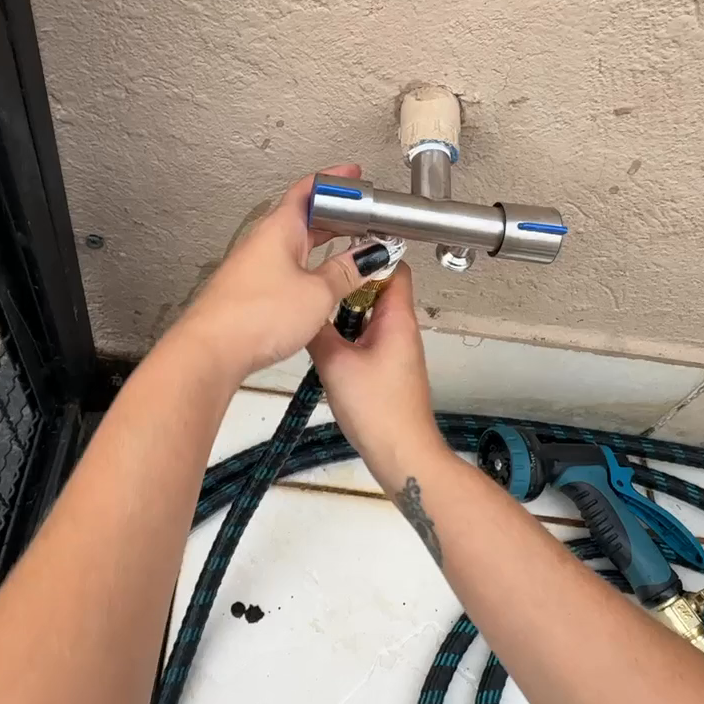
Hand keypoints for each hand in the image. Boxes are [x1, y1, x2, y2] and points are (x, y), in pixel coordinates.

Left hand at [173, 165, 386, 378]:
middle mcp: (263, 241)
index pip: (309, 189)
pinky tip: (319, 281)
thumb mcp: (317, 293)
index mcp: (279, 228)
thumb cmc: (255, 315)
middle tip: (361, 215)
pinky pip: (285, 266)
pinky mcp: (249, 290)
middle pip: (303, 215)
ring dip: (322, 241)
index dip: (334, 180)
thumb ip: (346, 272)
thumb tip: (368, 256)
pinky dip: (308, 265)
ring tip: (349, 247)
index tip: (353, 175)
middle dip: (335, 213)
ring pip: (294, 242)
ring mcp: (254, 265)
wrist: (210, 351)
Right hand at [306, 264, 443, 484]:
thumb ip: (318, 331)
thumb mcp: (335, 363)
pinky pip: (367, 335)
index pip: (394, 266)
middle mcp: (401, 328)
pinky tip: (324, 339)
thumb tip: (302, 311)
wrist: (401, 455)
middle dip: (350, 280)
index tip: (338, 247)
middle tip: (317, 276)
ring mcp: (396, 348)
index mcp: (397, 318)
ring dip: (347, 308)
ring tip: (315, 303)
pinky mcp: (387, 367)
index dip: (369, 252)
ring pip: (371, 313)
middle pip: (379, 288)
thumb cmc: (376, 408)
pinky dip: (348, 330)